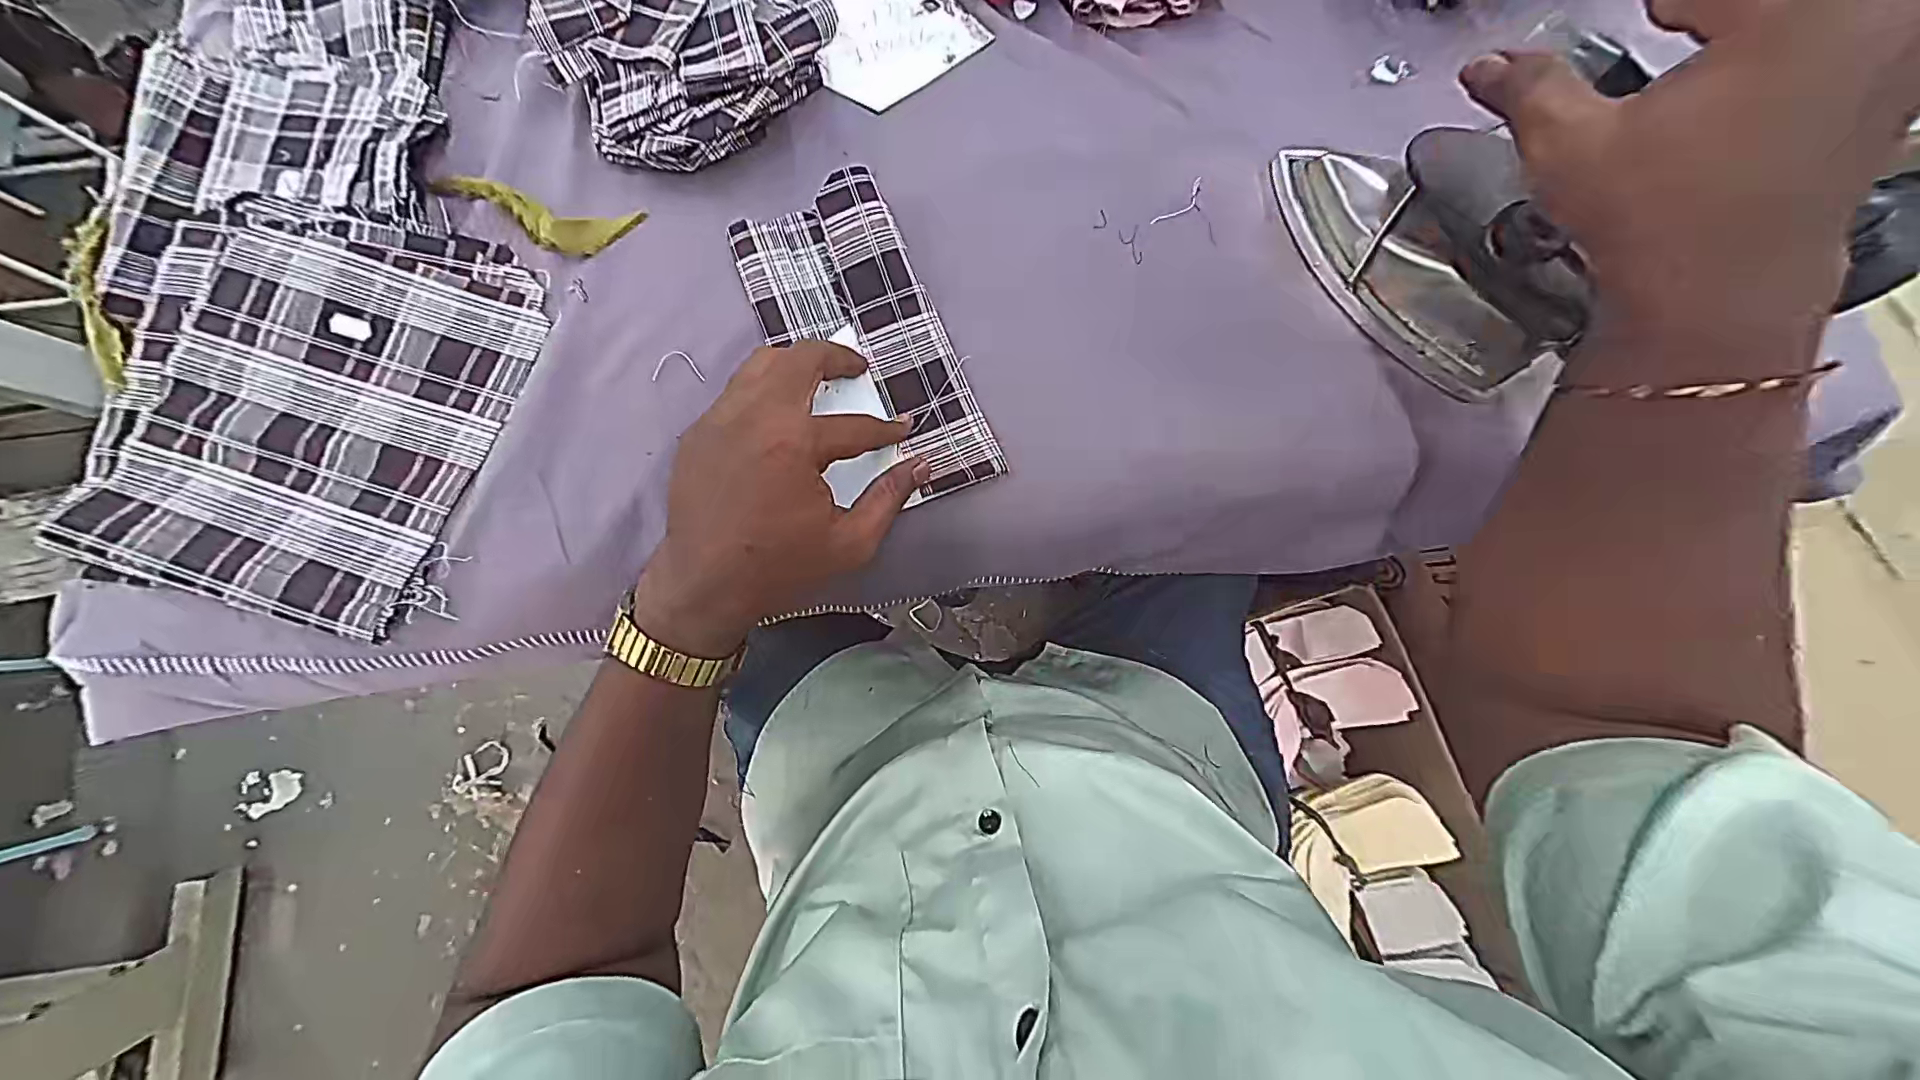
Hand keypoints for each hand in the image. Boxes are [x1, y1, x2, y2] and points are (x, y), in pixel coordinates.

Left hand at [631, 341, 928, 656]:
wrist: (704, 587)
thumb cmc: (779, 568)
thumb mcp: (850, 542)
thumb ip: (889, 496)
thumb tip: (920, 465)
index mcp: (793, 443)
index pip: (853, 425)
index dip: (884, 429)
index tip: (901, 431)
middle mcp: (752, 417)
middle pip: (798, 360)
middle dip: (835, 357)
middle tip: (857, 368)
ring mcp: (718, 421)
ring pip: (759, 365)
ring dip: (795, 365)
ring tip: (818, 379)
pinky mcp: (698, 435)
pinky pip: (735, 393)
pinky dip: (763, 391)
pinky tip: (778, 415)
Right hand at [1460, 0, 1919, 371]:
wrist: (1717, 294)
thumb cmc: (1656, 220)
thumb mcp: (1569, 147)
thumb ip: (1530, 90)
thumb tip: (1487, 65)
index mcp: (1801, 8)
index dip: (1653, 4)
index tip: (1636, 14)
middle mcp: (1875, 16)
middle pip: (1761, 3)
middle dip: (1702, 11)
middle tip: (1662, 16)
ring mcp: (1895, 57)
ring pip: (1808, 20)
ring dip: (1745, 28)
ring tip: (1697, 42)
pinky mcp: (1893, 99)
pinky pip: (1844, 44)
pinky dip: (1788, 54)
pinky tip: (1737, 87)